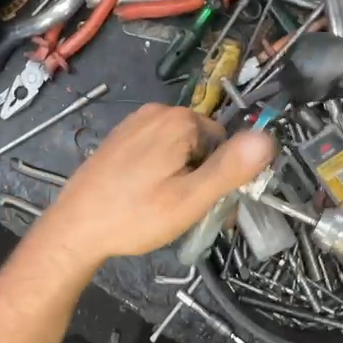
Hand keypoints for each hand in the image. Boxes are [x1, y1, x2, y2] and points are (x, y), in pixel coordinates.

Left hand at [29, 105, 273, 270]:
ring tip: (164, 210)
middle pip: (201, 145)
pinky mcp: (119, 140)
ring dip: (180, 177)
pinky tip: (144, 200)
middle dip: (201, 176)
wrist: (75, 229)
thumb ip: (229, 169)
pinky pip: (154, 153)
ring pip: (178, 151)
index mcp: (180, 120)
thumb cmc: (135, 216)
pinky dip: (158, 174)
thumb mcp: (190, 198)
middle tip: (186, 213)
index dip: (221, 177)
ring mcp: (134, 125)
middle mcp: (157, 113)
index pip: (225, 144)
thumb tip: (267, 139)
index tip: (208, 206)